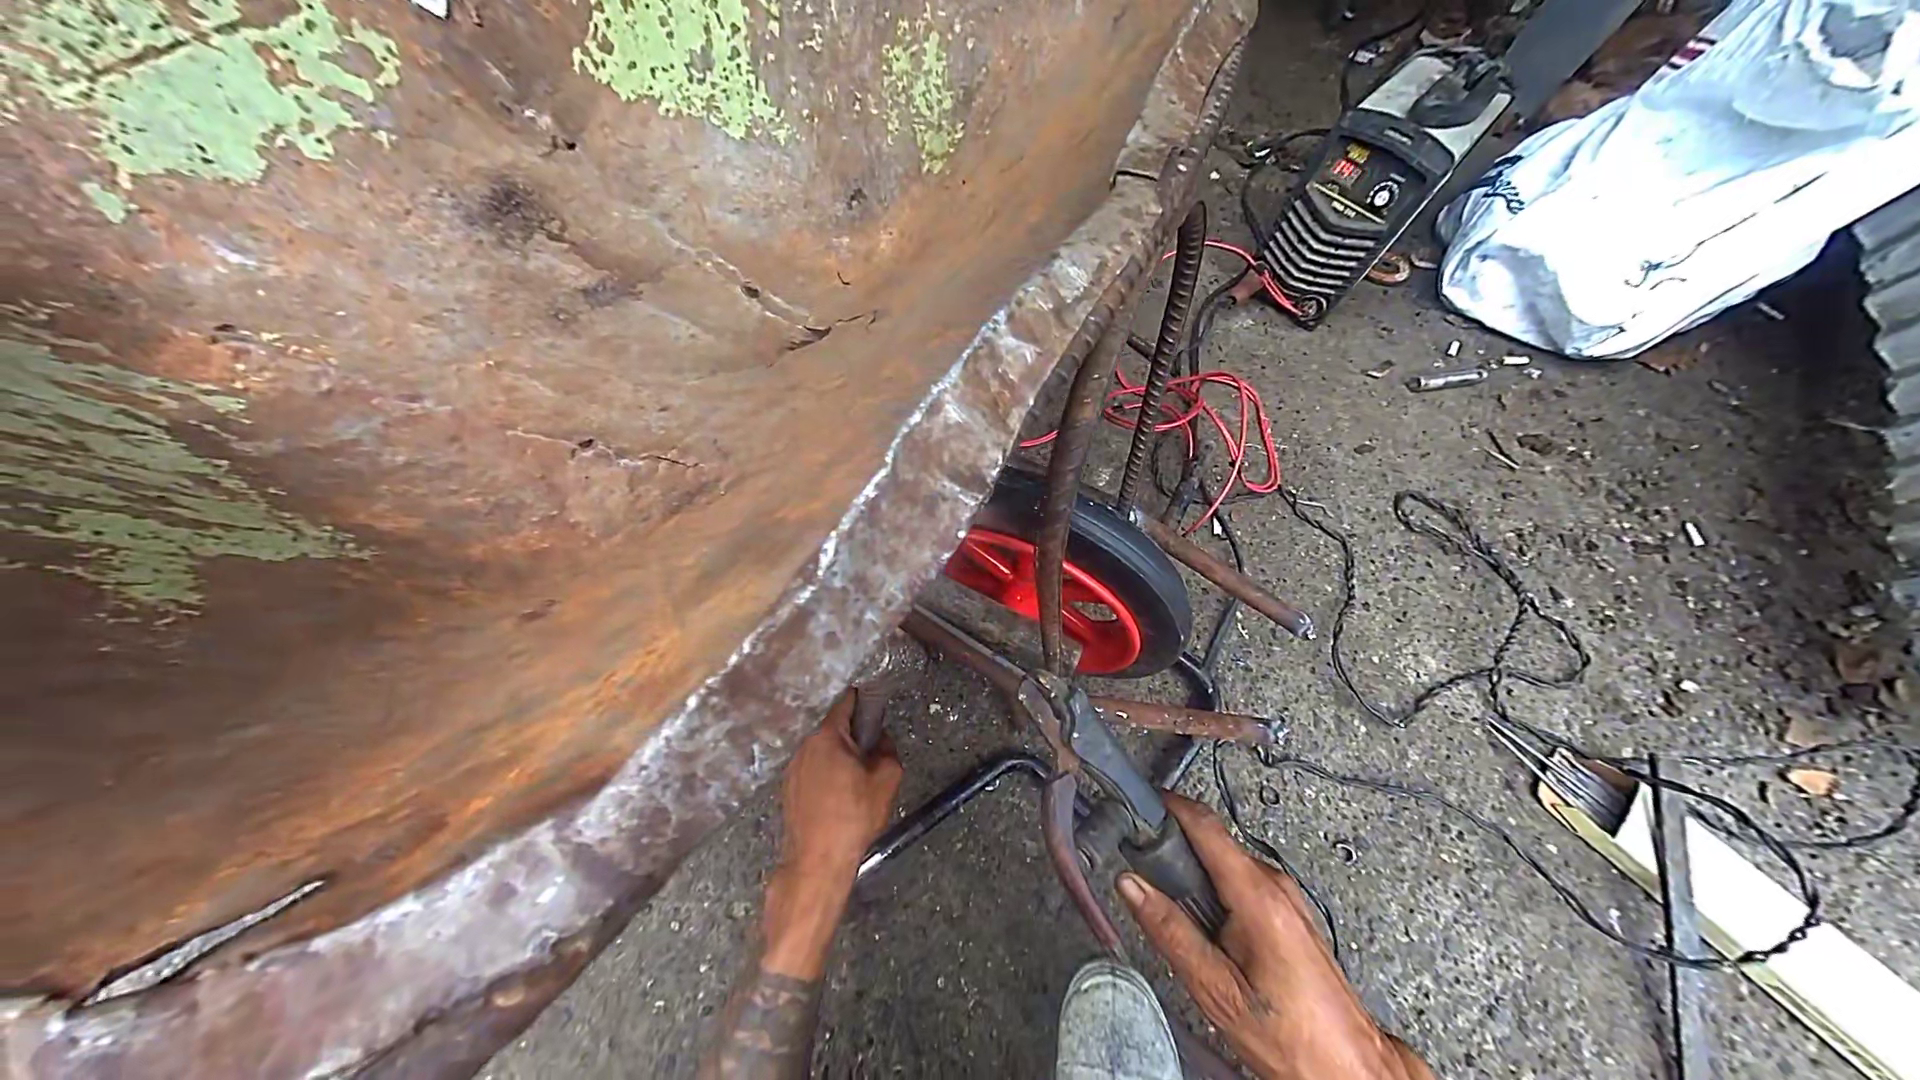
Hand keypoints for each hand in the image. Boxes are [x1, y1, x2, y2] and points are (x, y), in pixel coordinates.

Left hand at [777, 690, 902, 878]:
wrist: (817, 861)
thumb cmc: (853, 817)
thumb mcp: (887, 779)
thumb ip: (888, 749)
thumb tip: (880, 740)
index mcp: (827, 737)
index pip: (846, 703)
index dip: (864, 700)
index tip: (877, 704)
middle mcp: (805, 746)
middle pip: (834, 729)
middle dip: (854, 737)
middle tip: (873, 755)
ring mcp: (793, 768)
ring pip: (823, 751)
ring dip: (839, 757)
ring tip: (856, 782)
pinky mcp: (788, 789)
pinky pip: (812, 770)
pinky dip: (826, 775)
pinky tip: (839, 797)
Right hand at [1117, 796, 1431, 1079]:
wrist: (1350, 1068)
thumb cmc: (1295, 1038)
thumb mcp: (1216, 990)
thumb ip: (1169, 931)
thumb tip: (1132, 887)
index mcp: (1258, 896)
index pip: (1204, 824)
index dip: (1166, 806)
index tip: (1139, 806)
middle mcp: (1276, 885)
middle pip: (1210, 840)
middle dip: (1172, 851)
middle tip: (1145, 877)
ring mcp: (1285, 895)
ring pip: (1223, 861)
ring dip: (1193, 875)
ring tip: (1180, 917)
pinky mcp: (1288, 908)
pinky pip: (1239, 879)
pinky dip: (1214, 890)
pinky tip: (1211, 930)